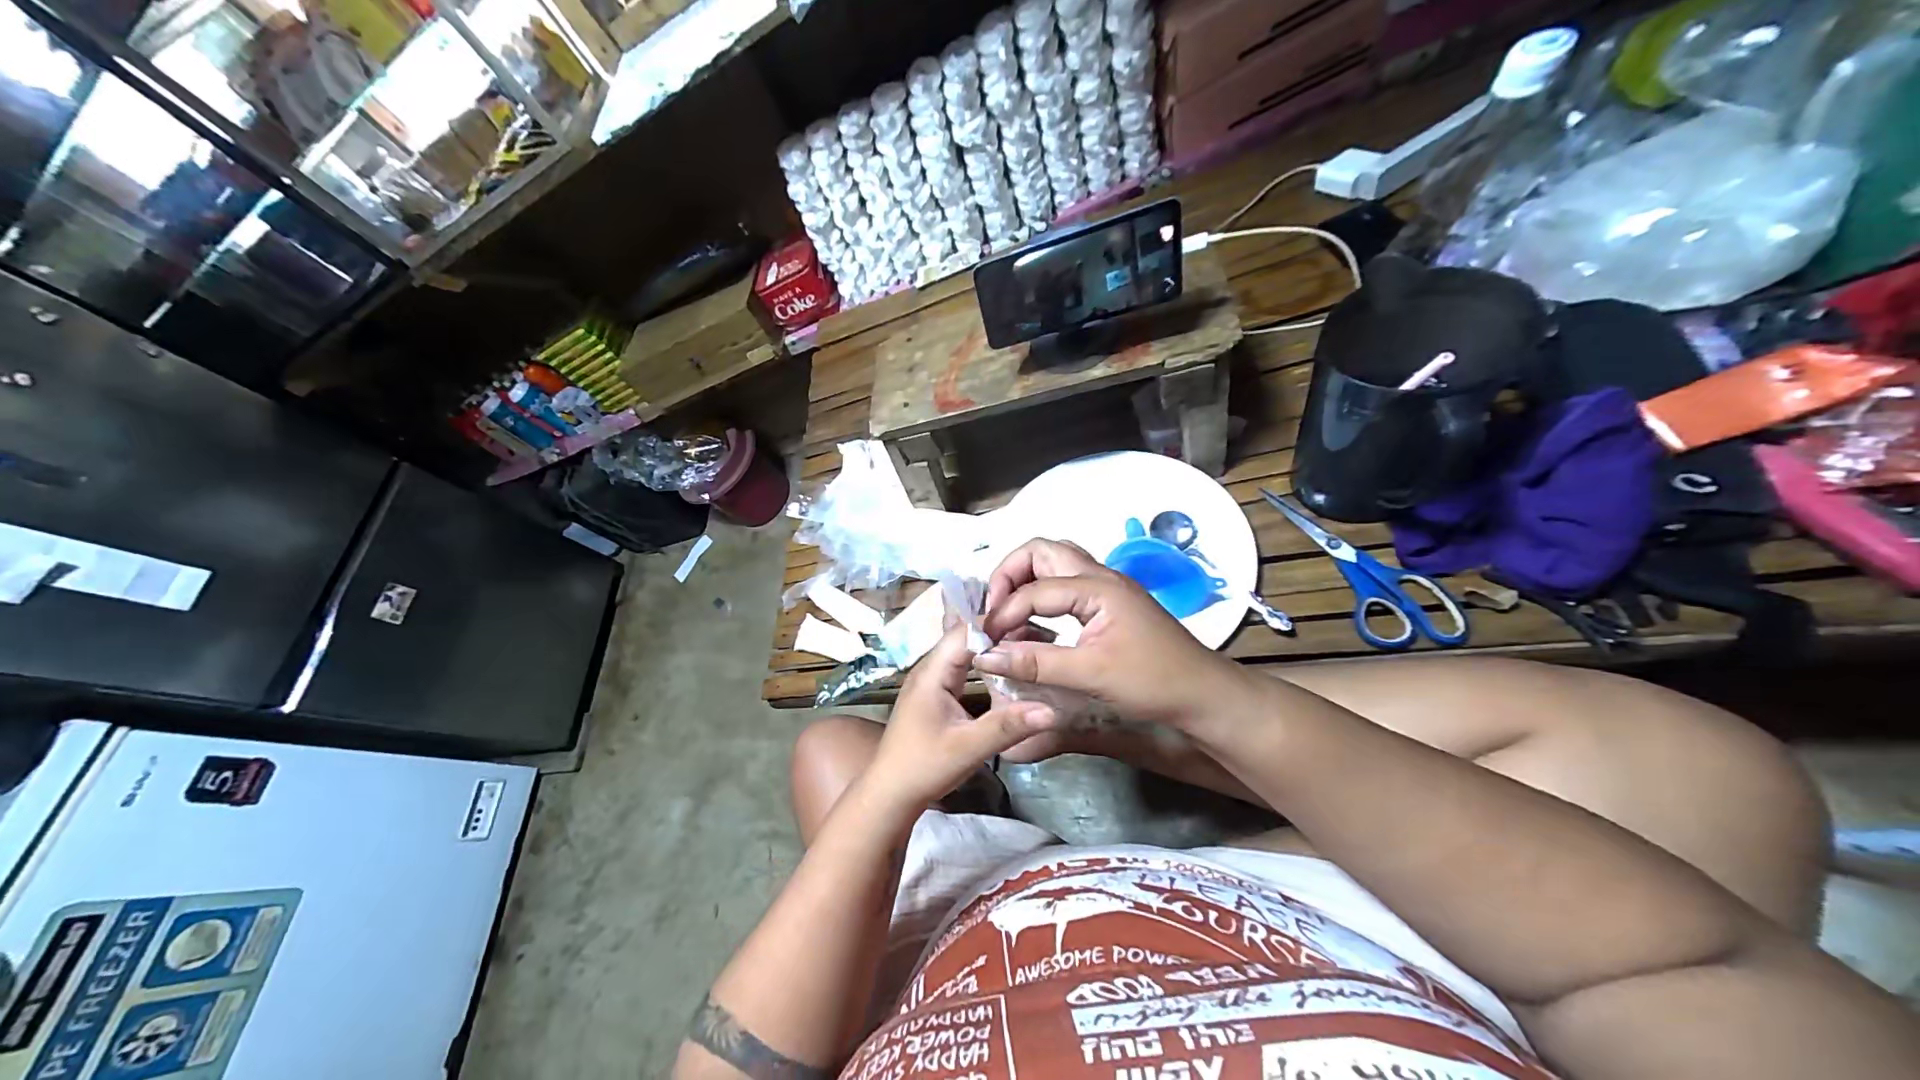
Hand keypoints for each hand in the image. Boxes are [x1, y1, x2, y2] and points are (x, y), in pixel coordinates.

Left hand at [860, 625, 1058, 814]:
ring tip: (1030, 641)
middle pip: (966, 637)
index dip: (998, 623)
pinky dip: (985, 663)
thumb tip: (1051, 710)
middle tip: (1039, 631)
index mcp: (933, 672)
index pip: (966, 632)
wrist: (891, 793)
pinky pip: (963, 666)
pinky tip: (1007, 667)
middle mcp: (930, 668)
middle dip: (999, 631)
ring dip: (993, 646)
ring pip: (965, 651)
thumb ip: (1008, 727)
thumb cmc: (923, 767)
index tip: (1034, 623)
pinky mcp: (936, 693)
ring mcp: (932, 680)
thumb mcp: (969, 748)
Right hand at [975, 539, 1253, 729]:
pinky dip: (1042, 598)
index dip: (1003, 612)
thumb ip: (1035, 663)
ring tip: (1007, 614)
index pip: (1034, 589)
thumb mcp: (1090, 675)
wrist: (1204, 695)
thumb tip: (986, 656)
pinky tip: (1033, 628)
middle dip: (1010, 574)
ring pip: (1055, 565)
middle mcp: (1100, 577)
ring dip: (1026, 582)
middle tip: (994, 609)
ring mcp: (1107, 589)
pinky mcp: (1110, 605)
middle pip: (1042, 552)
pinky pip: (1066, 587)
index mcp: (1097, 587)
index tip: (984, 641)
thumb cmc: (1153, 682)